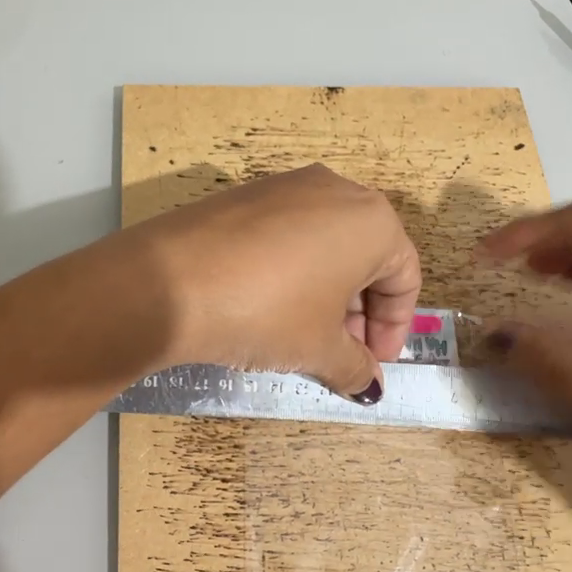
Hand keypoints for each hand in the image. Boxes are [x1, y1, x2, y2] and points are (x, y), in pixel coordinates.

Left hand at [131, 164, 421, 402]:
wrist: (167, 282)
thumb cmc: (265, 311)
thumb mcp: (318, 348)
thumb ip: (355, 366)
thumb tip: (370, 385)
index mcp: (371, 219)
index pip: (404, 277)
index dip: (394, 328)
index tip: (374, 363)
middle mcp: (335, 189)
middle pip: (365, 255)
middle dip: (359, 310)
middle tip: (340, 353)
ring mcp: (285, 186)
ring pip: (325, 243)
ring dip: (326, 290)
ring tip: (303, 334)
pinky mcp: (244, 193)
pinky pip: (287, 233)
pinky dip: (291, 268)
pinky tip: (267, 304)